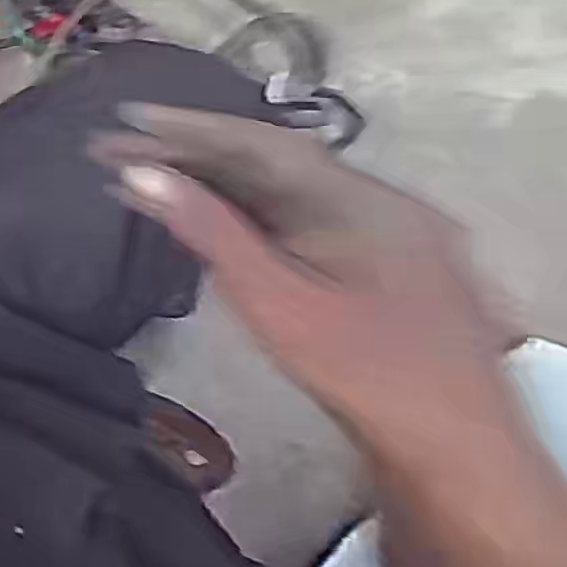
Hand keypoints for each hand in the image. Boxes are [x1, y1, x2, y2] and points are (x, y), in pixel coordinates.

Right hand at [89, 104, 516, 458]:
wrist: (454, 452)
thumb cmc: (359, 370)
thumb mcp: (270, 295)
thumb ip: (203, 227)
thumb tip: (137, 172)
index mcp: (362, 202)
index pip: (259, 142)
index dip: (187, 124)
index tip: (126, 114)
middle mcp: (373, 201)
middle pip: (261, 160)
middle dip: (182, 150)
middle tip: (112, 147)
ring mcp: (373, 227)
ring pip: (270, 185)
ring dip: (200, 176)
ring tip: (132, 170)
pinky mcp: (363, 253)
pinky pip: (283, 211)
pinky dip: (229, 204)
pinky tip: (186, 206)